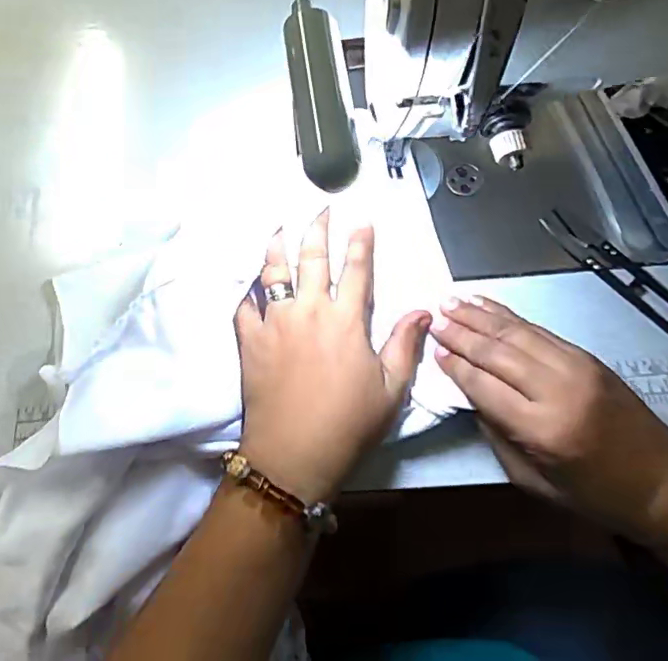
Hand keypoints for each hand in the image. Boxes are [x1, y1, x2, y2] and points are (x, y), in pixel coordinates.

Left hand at [234, 211, 431, 503]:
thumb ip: (405, 344)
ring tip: (280, 228)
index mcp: (346, 320)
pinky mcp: (249, 342)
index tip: (362, 221)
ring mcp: (275, 324)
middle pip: (312, 258)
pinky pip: (245, 305)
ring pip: (274, 273)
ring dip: (278, 246)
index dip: (361, 242)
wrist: (291, 458)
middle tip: (320, 210)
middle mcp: (309, 311)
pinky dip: (248, 289)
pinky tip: (251, 281)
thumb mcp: (390, 388)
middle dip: (318, 229)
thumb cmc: (347, 423)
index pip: (356, 269)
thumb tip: (423, 311)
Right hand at [432, 295, 667, 550]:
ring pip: (518, 333)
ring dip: (482, 316)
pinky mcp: (586, 355)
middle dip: (463, 333)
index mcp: (544, 430)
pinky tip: (490, 307)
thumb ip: (500, 437)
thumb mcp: (538, 483)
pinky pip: (541, 330)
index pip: (487, 387)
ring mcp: (576, 366)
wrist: (663, 481)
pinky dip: (511, 317)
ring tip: (453, 302)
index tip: (433, 348)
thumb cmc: (598, 496)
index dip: (457, 366)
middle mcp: (559, 389)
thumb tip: (472, 396)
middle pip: (499, 352)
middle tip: (434, 316)